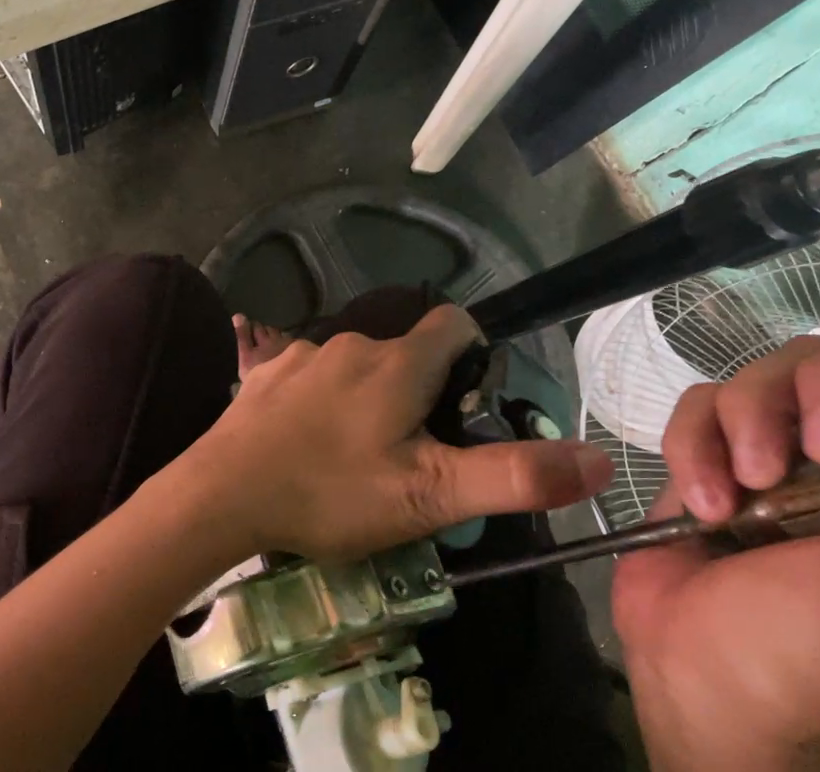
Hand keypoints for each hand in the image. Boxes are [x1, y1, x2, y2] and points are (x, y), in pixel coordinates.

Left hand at [161, 304, 613, 561]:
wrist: (221, 495)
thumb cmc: (330, 493)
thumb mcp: (431, 496)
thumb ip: (514, 477)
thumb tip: (598, 460)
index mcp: (398, 363)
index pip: (455, 323)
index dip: (475, 355)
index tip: (469, 407)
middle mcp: (350, 341)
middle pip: (407, 351)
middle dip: (423, 392)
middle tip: (415, 454)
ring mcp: (300, 355)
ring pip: (356, 366)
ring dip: (369, 399)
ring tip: (357, 458)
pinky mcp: (264, 373)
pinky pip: (310, 377)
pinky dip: (322, 402)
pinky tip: (307, 444)